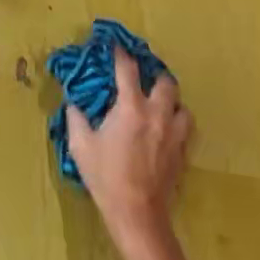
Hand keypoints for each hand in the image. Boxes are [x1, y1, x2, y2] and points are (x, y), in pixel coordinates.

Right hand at [66, 47, 192, 247]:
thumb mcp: (80, 144)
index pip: (127, 70)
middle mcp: (157, 114)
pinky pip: (186, 129)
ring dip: (171, 100)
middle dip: (154, 74)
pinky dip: (176, 122)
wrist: (137, 214)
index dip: (121, 54)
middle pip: (166, 83)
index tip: (115, 45)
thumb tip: (73, 103)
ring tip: (158, 102)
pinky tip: (165, 128)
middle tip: (142, 75)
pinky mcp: (182, 153)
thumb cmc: (106, 176)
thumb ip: (76, 118)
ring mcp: (174, 134)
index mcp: (131, 108)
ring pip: (182, 106)